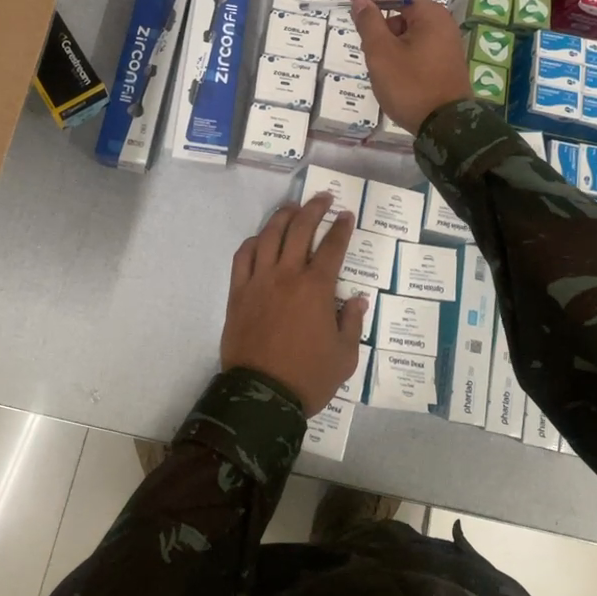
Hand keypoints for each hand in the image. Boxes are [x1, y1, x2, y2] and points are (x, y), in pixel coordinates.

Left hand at [221, 194, 369, 415]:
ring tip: (293, 208)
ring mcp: (259, 281)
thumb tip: (358, 299)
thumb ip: (353, 322)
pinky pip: (243, 256)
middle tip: (323, 198)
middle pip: (300, 229)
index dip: (341, 227)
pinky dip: (254, 241)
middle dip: (314, 209)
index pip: (332, 246)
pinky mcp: (238, 292)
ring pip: (270, 235)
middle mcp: (287, 275)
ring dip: (283, 216)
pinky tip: (261, 238)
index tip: (346, 215)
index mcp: (317, 288)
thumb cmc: (309, 377)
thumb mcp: (345, 356)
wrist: (262, 396)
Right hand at [343, 0, 472, 131]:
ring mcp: (446, 44)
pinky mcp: (444, 62)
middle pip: (405, 7)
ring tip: (372, 56)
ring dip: (387, 34)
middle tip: (358, 29)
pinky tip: (387, 67)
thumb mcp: (381, 53)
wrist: (445, 126)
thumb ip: (369, 23)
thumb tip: (362, 2)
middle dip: (378, 15)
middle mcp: (442, 24)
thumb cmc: (410, 85)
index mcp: (431, 15)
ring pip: (409, 28)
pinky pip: (417, 44)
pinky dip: (398, 47)